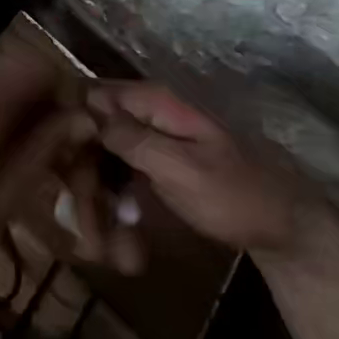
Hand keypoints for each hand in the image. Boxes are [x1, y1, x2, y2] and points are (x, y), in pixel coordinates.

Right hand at [86, 81, 309, 256]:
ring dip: (95, 196)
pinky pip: (117, 174)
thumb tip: (85, 110)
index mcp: (154, 102)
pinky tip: (117, 237)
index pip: (90, 96)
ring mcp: (148, 138)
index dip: (67, 129)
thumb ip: (133, 138)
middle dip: (81, 175)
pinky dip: (112, 202)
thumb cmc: (235, 195)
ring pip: (99, 156)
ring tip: (100, 242)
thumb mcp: (182, 169)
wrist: (280, 225)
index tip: (57, 170)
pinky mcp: (151, 163)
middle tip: (84, 226)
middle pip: (90, 131)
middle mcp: (146, 113)